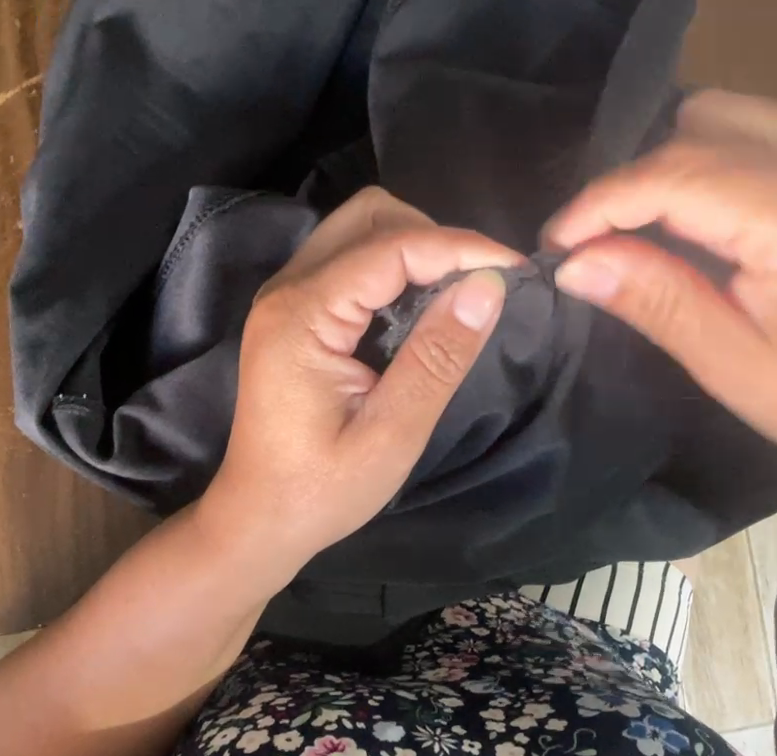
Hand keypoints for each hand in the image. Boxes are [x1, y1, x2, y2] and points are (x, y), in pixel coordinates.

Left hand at [196, 187, 522, 568]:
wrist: (261, 519)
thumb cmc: (322, 490)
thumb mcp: (391, 433)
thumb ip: (438, 357)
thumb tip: (490, 286)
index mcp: (304, 316)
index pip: (392, 246)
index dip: (460, 247)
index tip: (516, 269)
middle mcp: (286, 291)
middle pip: (368, 216)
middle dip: (432, 236)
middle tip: (477, 284)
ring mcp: (283, 301)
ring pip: (356, 233)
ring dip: (411, 250)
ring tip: (453, 296)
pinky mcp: (290, 317)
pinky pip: (347, 265)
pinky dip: (390, 271)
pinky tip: (416, 312)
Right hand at [545, 90, 776, 492]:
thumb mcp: (732, 364)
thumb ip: (656, 299)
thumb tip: (573, 263)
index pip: (677, 173)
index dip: (602, 202)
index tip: (554, 245)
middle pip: (699, 129)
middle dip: (635, 185)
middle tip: (599, 251)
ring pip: (729, 119)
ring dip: (673, 171)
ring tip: (648, 240)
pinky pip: (763, 133)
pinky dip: (716, 168)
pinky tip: (706, 228)